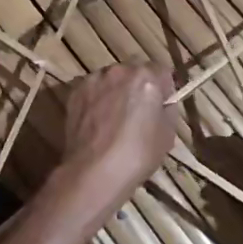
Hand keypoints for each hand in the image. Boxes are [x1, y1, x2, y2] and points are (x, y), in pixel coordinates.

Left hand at [62, 64, 173, 196]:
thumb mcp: (168, 133)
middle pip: (136, 71)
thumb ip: (167, 110)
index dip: (165, 89)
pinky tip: (98, 120)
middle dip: (139, 85)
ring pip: (112, 79)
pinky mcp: (74, 94)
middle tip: (139, 111)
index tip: (161, 106)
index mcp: (147, 77)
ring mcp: (94, 81)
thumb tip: (161, 105)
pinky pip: (93, 90)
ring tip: (115, 116)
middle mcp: (120, 71)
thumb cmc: (138, 153)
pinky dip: (97, 99)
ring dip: (117, 90)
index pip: (163, 72)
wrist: (93, 173)